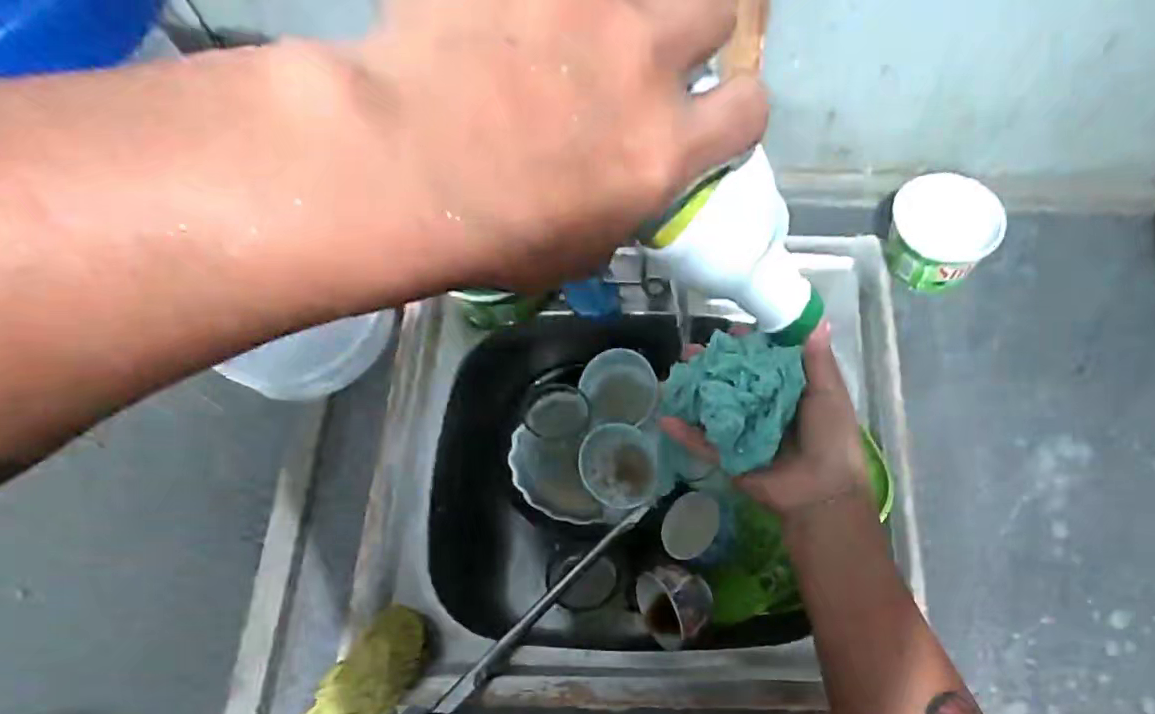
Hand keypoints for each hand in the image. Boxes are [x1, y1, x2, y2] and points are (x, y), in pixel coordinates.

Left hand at [349, 0, 767, 290]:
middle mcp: (645, 64)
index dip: (739, 113)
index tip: (715, 120)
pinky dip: (551, 3)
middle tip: (654, 55)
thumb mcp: (586, 249)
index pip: (749, 110)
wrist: (404, 165)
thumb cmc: (500, 235)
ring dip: (634, 6)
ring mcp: (586, 3)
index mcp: (664, 148)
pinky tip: (522, 23)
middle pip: (717, 10)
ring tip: (590, 31)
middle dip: (698, 32)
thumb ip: (627, 202)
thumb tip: (628, 185)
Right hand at [660, 324, 871, 518]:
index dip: (745, 347)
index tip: (731, 332)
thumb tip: (816, 319)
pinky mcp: (732, 460)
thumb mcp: (829, 392)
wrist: (824, 489)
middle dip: (710, 367)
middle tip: (690, 351)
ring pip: (714, 410)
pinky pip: (705, 445)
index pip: (761, 363)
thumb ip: (817, 359)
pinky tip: (666, 418)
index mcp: (788, 392)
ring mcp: (744, 435)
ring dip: (692, 393)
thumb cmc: (831, 436)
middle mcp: (763, 410)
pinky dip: (686, 434)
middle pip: (731, 383)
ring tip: (673, 376)